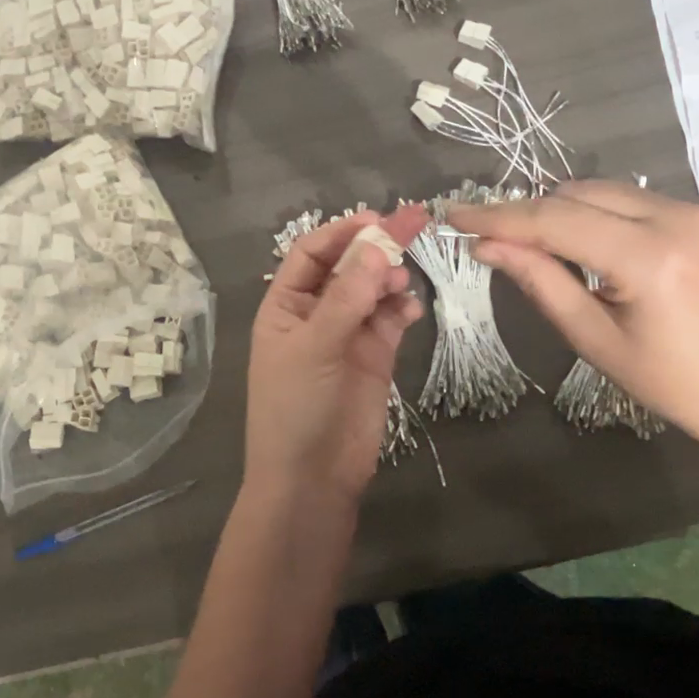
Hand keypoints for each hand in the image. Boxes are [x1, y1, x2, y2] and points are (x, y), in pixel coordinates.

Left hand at [247, 207, 427, 504]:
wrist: (312, 478)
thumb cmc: (295, 408)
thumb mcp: (313, 349)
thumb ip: (345, 299)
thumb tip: (376, 248)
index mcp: (284, 306)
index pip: (311, 254)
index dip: (342, 233)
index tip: (376, 219)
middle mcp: (314, 314)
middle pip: (347, 267)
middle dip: (376, 245)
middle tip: (414, 221)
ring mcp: (346, 336)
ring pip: (371, 291)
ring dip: (389, 277)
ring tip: (403, 278)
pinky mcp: (374, 358)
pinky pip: (388, 320)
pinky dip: (400, 308)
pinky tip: (409, 306)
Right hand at [450, 180, 698, 462]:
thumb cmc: (674, 385)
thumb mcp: (596, 340)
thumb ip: (540, 282)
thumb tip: (487, 246)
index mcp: (650, 259)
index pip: (555, 221)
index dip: (498, 217)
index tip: (455, 215)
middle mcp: (676, 219)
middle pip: (575, 194)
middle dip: (526, 213)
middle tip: (489, 240)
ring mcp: (694, 213)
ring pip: (601, 190)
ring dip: (558, 211)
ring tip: (529, 244)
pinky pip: (629, 200)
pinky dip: (592, 214)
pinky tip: (578, 243)